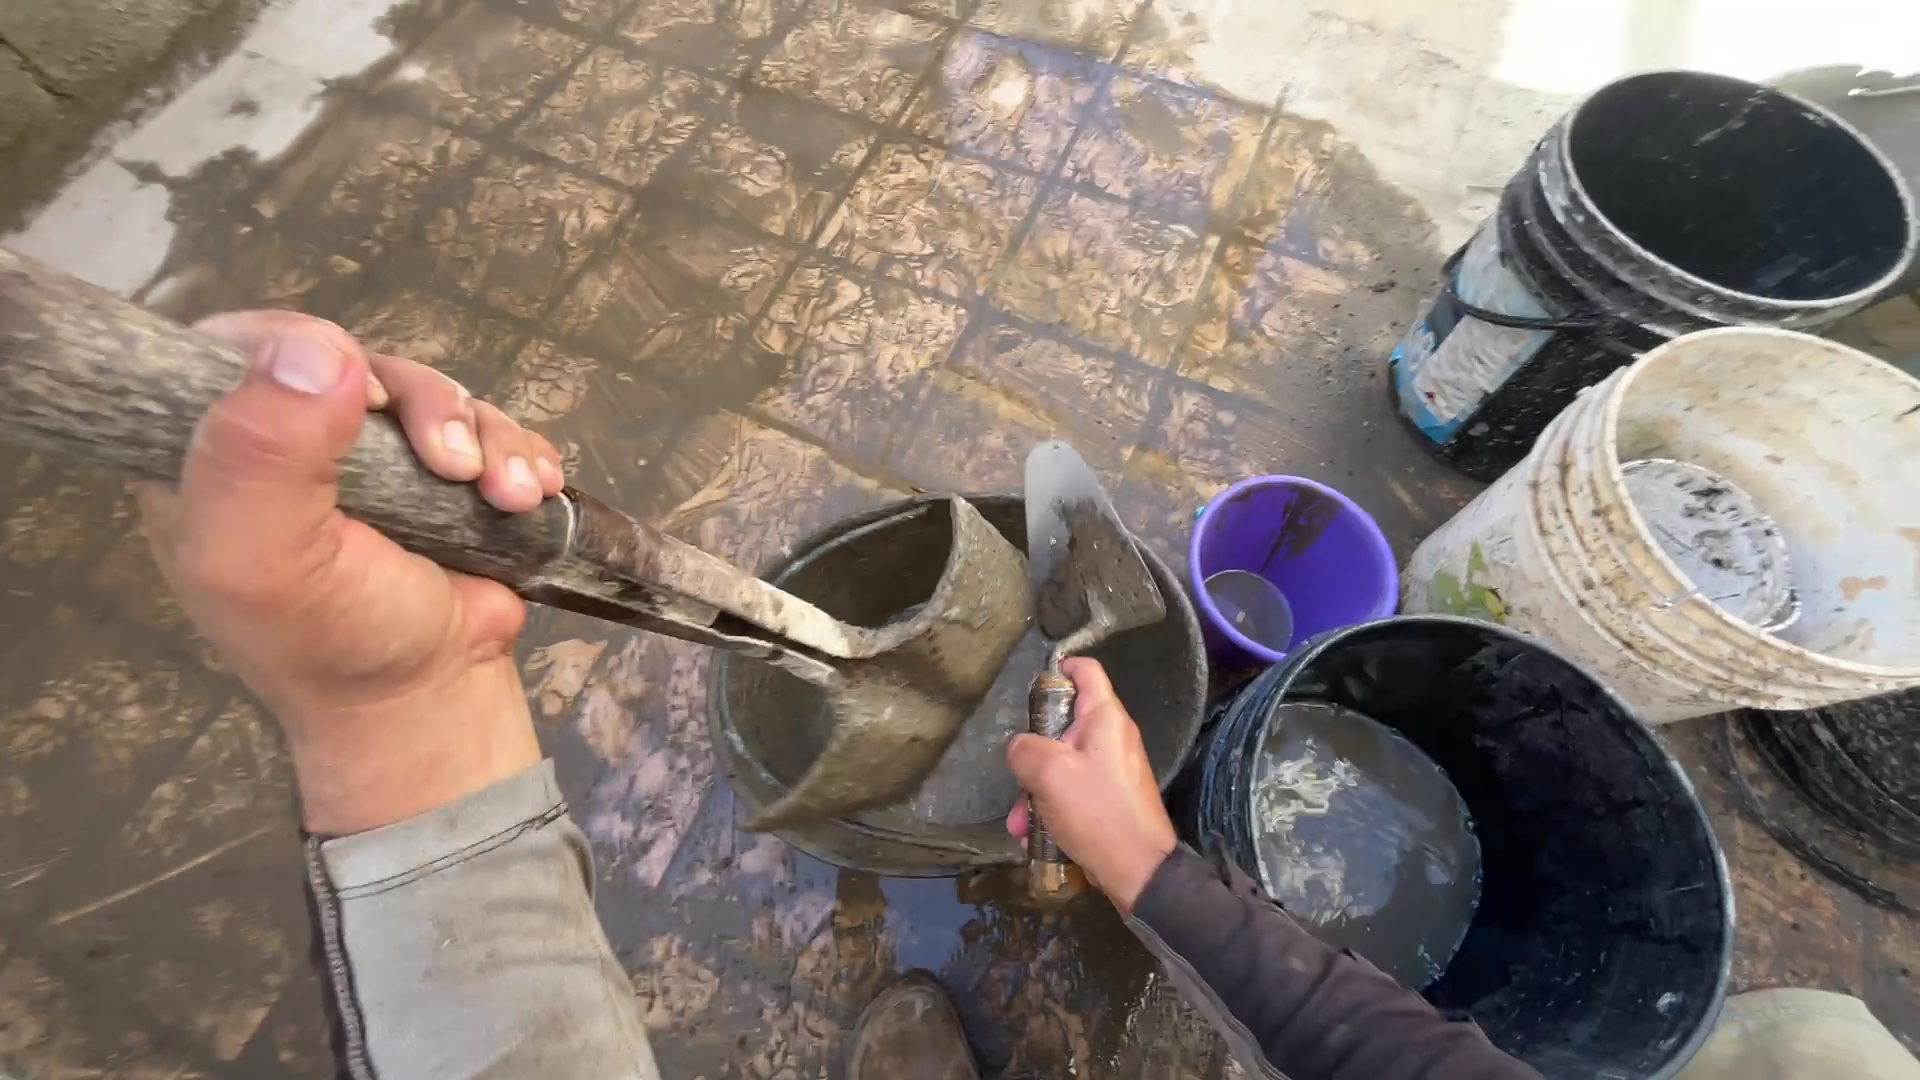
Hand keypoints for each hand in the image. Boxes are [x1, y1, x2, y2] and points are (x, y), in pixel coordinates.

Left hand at [138, 311, 566, 834]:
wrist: (434, 690)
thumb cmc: (335, 639)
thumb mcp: (267, 562)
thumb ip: (260, 456)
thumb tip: (325, 351)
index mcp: (223, 450)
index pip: (247, 349)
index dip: (312, 353)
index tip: (366, 403)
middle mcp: (310, 444)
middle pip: (376, 368)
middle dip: (436, 410)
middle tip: (457, 467)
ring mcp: (396, 462)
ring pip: (453, 400)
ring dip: (496, 443)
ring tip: (512, 498)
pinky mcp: (463, 480)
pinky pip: (503, 435)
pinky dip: (528, 457)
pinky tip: (534, 493)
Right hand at [1005, 657, 1177, 913]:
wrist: (1141, 873)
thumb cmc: (1096, 810)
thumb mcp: (1049, 773)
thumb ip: (1024, 749)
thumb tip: (1020, 747)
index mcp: (1105, 717)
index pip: (1085, 670)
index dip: (1058, 669)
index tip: (1031, 688)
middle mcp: (1112, 736)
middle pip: (1064, 722)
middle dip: (1034, 752)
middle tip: (1019, 775)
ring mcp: (1113, 768)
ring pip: (1063, 762)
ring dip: (1036, 789)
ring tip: (1021, 822)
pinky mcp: (1112, 797)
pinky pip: (1074, 789)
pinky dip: (1053, 806)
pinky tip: (1035, 835)